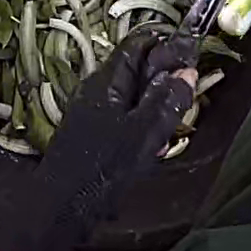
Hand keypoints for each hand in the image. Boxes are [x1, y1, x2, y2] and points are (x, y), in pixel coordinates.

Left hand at [0, 32, 195, 250]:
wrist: (62, 205)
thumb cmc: (104, 163)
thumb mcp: (144, 130)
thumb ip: (167, 100)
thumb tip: (188, 70)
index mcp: (107, 80)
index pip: (137, 45)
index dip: (164, 44)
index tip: (189, 54)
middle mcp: (96, 88)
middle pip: (135, 69)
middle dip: (161, 77)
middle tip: (185, 89)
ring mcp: (91, 110)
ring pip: (130, 94)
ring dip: (153, 103)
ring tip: (171, 119)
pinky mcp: (91, 131)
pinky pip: (122, 115)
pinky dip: (141, 122)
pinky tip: (150, 143)